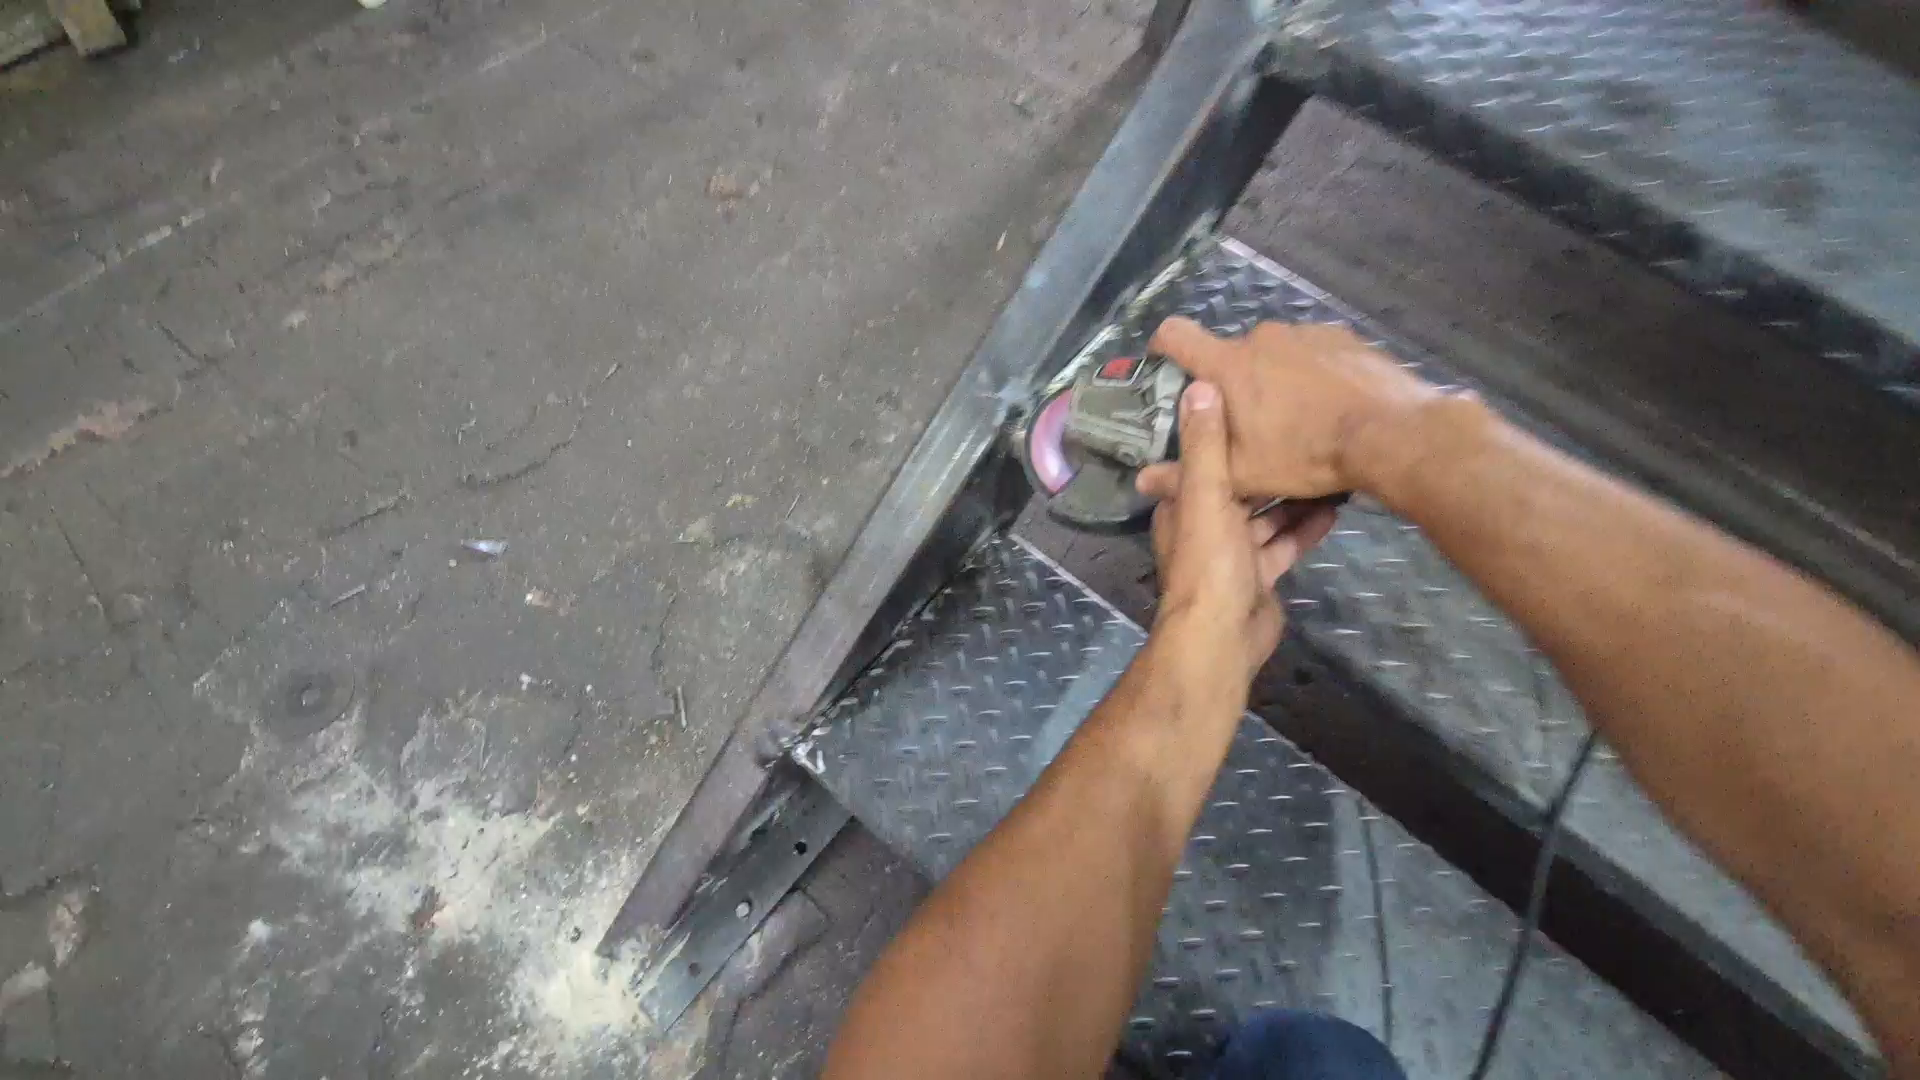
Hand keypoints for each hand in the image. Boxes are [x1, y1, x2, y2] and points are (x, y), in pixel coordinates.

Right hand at [1136, 318, 1438, 500]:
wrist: (1393, 434)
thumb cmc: (1305, 454)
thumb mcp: (1240, 475)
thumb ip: (1187, 474)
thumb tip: (1141, 482)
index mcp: (1228, 366)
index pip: (1176, 335)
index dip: (1163, 345)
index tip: (1164, 363)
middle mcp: (1262, 337)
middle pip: (1229, 355)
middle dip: (1231, 385)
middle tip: (1246, 425)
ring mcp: (1305, 332)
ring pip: (1272, 355)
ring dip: (1272, 380)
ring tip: (1295, 421)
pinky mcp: (1342, 337)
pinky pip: (1310, 354)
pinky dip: (1309, 376)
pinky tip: (1328, 408)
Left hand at [1148, 380, 1337, 686]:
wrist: (1222, 635)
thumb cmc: (1209, 560)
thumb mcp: (1206, 493)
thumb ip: (1206, 444)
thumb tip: (1197, 385)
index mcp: (1182, 505)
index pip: (1204, 461)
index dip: (1231, 438)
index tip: (1262, 409)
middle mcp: (1203, 526)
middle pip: (1241, 489)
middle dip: (1272, 468)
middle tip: (1310, 438)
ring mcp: (1231, 554)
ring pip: (1265, 517)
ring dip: (1293, 498)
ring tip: (1330, 469)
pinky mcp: (1257, 577)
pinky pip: (1281, 545)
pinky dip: (1303, 530)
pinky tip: (1334, 510)